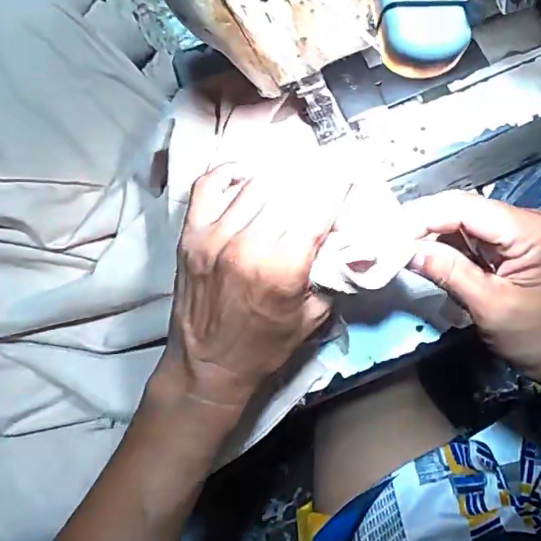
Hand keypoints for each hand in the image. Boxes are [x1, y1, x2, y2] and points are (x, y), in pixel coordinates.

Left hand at [155, 164, 340, 423]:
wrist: (208, 367)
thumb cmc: (265, 346)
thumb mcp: (314, 314)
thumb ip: (333, 270)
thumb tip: (348, 232)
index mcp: (282, 268)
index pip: (318, 205)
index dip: (339, 183)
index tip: (350, 173)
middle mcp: (247, 244)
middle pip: (289, 187)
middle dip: (315, 177)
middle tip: (327, 174)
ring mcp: (213, 236)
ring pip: (255, 182)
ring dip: (281, 176)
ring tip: (294, 176)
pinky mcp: (190, 234)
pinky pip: (209, 185)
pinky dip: (232, 173)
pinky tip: (249, 176)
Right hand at [404, 191, 540, 390]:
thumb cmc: (540, 341)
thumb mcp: (490, 308)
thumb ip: (449, 273)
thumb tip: (406, 250)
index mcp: (534, 231)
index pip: (467, 208)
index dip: (424, 217)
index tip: (390, 235)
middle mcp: (533, 220)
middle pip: (467, 209)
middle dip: (427, 225)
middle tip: (389, 242)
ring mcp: (527, 230)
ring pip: (469, 220)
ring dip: (436, 235)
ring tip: (402, 248)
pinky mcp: (520, 243)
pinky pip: (479, 235)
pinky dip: (453, 245)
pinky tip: (430, 255)